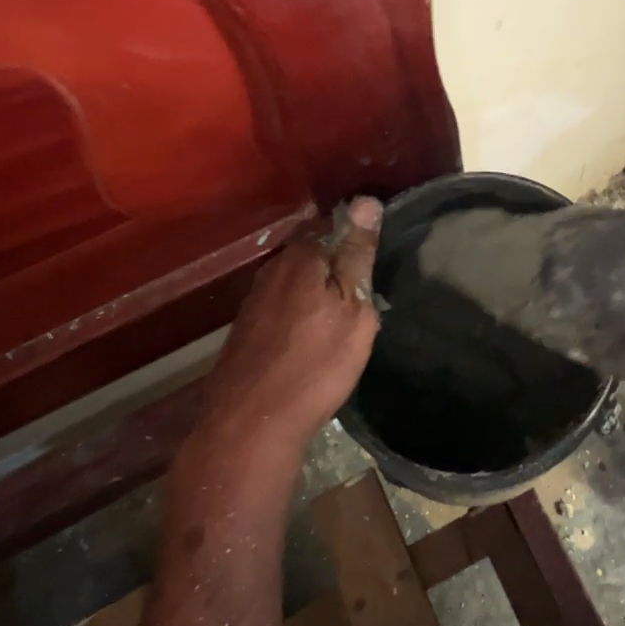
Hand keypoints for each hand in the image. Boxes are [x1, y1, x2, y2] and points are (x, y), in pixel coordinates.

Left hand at [198, 198, 382, 447]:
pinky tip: (312, 340)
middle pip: (314, 254)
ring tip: (343, 320)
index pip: (336, 225)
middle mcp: (273, 267)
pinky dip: (300, 314)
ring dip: (318, 293)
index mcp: (302, 256)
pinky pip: (283, 305)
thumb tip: (366, 201)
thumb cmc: (314, 364)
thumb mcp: (353, 310)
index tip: (377, 264)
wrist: (249, 425)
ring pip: (298, 282)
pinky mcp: (247, 327)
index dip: (359, 240)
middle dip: (338, 267)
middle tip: (366, 296)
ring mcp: (255, 298)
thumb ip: (358, 256)